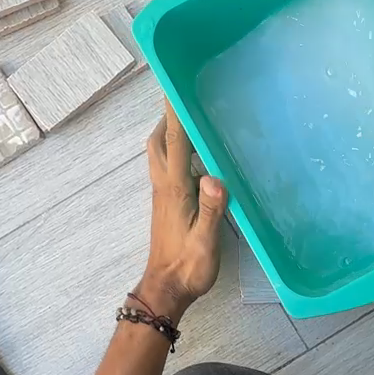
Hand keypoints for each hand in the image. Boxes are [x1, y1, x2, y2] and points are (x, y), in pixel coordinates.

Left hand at [137, 104, 227, 320]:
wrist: (165, 289)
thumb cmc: (188, 267)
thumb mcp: (205, 241)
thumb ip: (211, 210)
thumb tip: (215, 177)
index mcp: (174, 190)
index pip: (175, 143)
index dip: (176, 113)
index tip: (175, 85)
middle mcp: (164, 187)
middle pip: (158, 142)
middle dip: (167, 118)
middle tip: (183, 101)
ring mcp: (162, 197)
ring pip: (158, 155)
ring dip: (168, 135)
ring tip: (189, 124)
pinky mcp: (166, 206)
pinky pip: (166, 169)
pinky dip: (175, 154)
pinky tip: (195, 161)